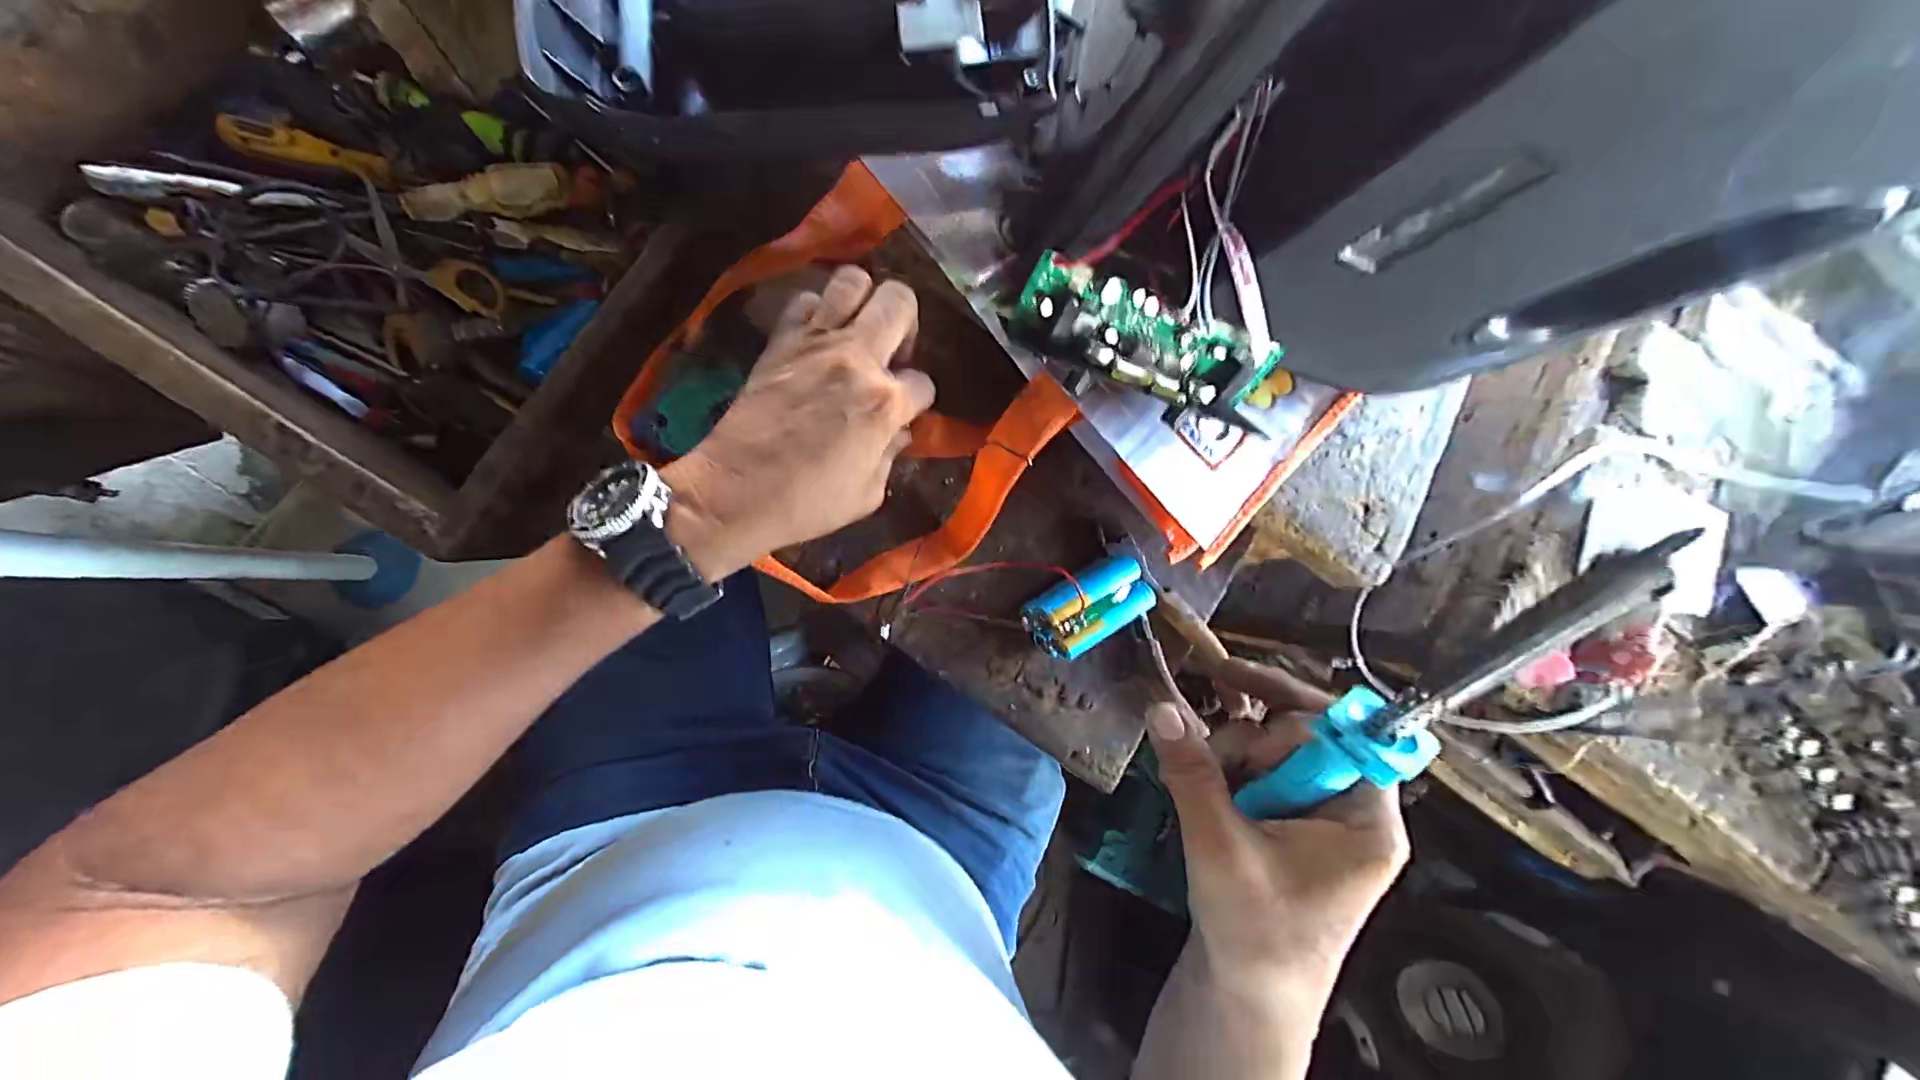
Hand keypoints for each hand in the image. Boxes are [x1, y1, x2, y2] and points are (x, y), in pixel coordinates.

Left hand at [662, 265, 934, 578]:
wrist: (736, 492)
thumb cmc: (807, 503)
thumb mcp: (868, 494)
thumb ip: (891, 455)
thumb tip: (898, 432)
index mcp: (885, 403)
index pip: (923, 382)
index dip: (918, 399)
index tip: (904, 413)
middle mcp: (857, 359)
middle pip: (899, 300)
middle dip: (906, 322)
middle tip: (893, 352)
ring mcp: (815, 343)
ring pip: (852, 281)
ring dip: (863, 301)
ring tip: (858, 332)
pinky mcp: (780, 342)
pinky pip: (804, 300)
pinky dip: (816, 311)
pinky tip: (817, 337)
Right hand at [1146, 666, 1408, 1000]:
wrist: (1245, 998)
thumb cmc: (1253, 934)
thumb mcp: (1220, 848)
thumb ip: (1192, 773)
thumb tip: (1160, 708)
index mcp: (1364, 817)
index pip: (1341, 729)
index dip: (1289, 698)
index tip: (1231, 675)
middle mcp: (1347, 808)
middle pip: (1298, 733)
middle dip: (1245, 740)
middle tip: (1210, 768)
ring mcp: (1314, 815)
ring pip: (1269, 749)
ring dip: (1228, 756)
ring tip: (1204, 796)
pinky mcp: (1285, 823)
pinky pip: (1257, 772)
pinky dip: (1225, 770)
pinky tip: (1204, 789)